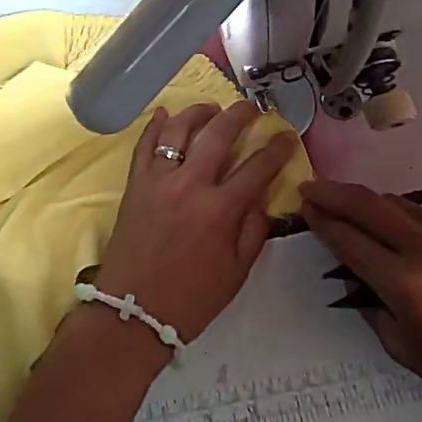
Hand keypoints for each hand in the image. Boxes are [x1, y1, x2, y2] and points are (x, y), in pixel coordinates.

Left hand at [91, 101, 297, 349]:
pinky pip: (144, 146)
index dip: (278, 149)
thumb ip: (254, 229)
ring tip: (212, 108)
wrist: (133, 313)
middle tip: (252, 108)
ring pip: (178, 131)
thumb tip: (260, 197)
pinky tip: (165, 114)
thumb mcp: (237, 271)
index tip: (288, 135)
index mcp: (220, 209)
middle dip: (240, 115)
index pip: (258, 167)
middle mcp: (189, 185)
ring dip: (198, 113)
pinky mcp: (134, 186)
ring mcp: (158, 181)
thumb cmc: (191, 298)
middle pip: (218, 134)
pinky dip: (155, 126)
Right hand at [300, 180, 421, 421]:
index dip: (323, 222)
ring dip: (375, 208)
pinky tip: (415, 243)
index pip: (350, 241)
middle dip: (335, 193)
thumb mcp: (407, 350)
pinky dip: (415, 225)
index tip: (305, 208)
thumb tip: (354, 275)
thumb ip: (372, 306)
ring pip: (403, 207)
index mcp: (408, 286)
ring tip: (357, 212)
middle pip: (370, 205)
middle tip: (312, 188)